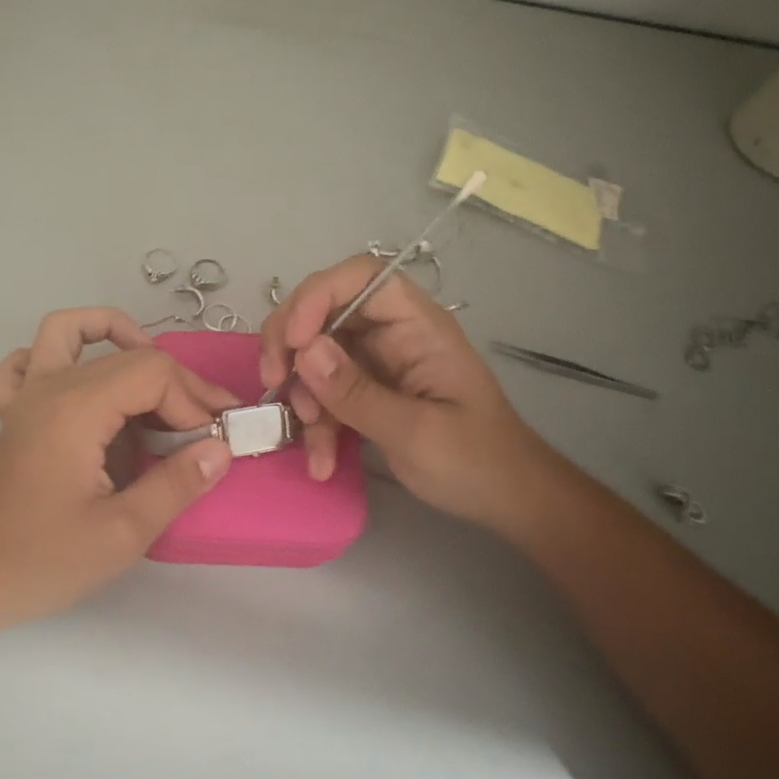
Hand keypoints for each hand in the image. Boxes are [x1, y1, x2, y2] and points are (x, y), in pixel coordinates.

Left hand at [0, 308, 238, 634]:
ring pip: (68, 332)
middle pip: (127, 355)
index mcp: (78, 408)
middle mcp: (50, 386)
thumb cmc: (41, 559)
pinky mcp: (14, 415)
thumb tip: (220, 449)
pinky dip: (57, 358)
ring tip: (154, 379)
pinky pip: (28, 363)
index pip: (154, 373)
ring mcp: (26, 396)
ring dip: (115, 339)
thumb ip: (176, 484)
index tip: (215, 445)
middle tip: (208, 427)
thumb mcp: (122, 532)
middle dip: (176, 384)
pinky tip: (82, 385)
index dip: (194, 403)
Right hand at [259, 256, 560, 523]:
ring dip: (302, 397)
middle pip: (323, 311)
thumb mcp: (415, 432)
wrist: (507, 501)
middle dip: (290, 346)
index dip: (317, 295)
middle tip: (271, 383)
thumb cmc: (476, 461)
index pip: (360, 277)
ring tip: (311, 444)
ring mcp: (376, 363)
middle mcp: (392, 334)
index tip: (292, 341)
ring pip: (314, 356)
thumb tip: (303, 350)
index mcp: (417, 325)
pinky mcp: (365, 392)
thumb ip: (356, 392)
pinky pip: (324, 394)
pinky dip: (316, 426)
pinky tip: (320, 463)